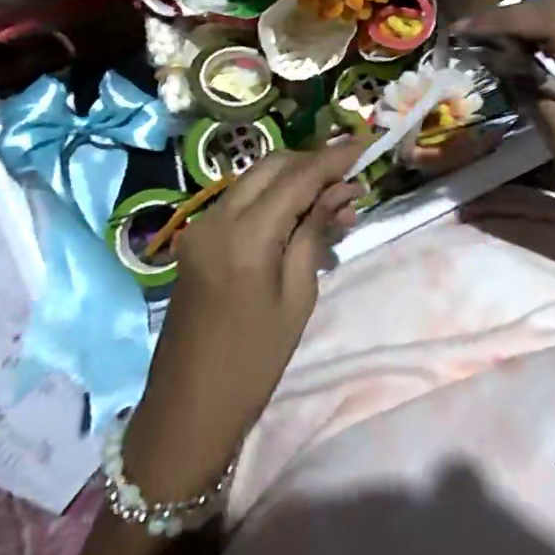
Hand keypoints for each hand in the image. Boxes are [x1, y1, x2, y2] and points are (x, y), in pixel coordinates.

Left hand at [123, 141, 364, 496]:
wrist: (186, 409)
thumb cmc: (253, 360)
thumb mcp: (297, 296)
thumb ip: (314, 233)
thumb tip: (341, 190)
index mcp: (245, 234)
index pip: (298, 176)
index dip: (335, 158)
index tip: (367, 145)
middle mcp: (216, 218)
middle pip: (272, 166)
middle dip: (313, 163)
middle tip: (352, 179)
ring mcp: (200, 229)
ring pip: (255, 181)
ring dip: (294, 182)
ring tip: (336, 207)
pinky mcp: (196, 243)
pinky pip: (241, 205)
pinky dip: (273, 201)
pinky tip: (301, 224)